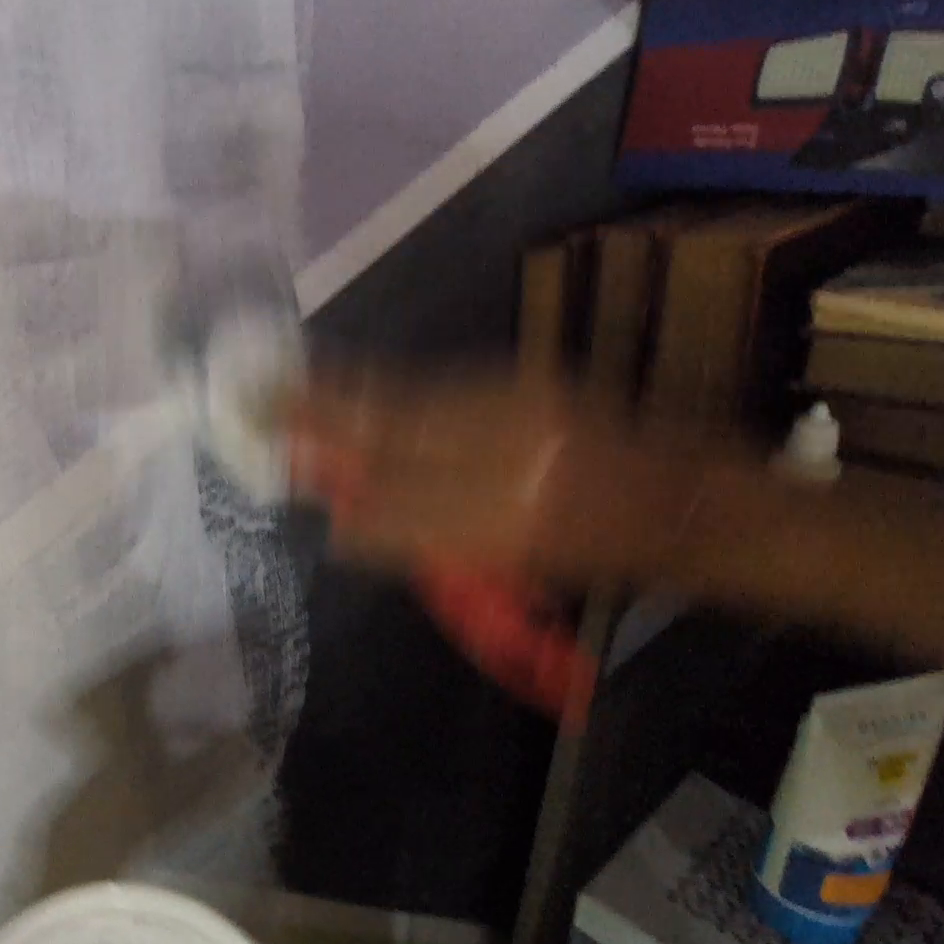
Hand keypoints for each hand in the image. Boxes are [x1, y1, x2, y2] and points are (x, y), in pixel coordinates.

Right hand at [282, 371, 651, 577]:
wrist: (691, 494)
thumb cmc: (601, 555)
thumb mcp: (514, 567)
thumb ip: (427, 538)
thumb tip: (346, 519)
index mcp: (516, 522)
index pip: (395, 508)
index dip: (331, 492)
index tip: (282, 476)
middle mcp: (514, 454)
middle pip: (388, 432)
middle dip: (313, 417)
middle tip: (253, 402)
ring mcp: (521, 405)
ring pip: (405, 397)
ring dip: (335, 389)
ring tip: (280, 380)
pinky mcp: (525, 376)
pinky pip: (433, 382)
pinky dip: (379, 382)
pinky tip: (342, 378)